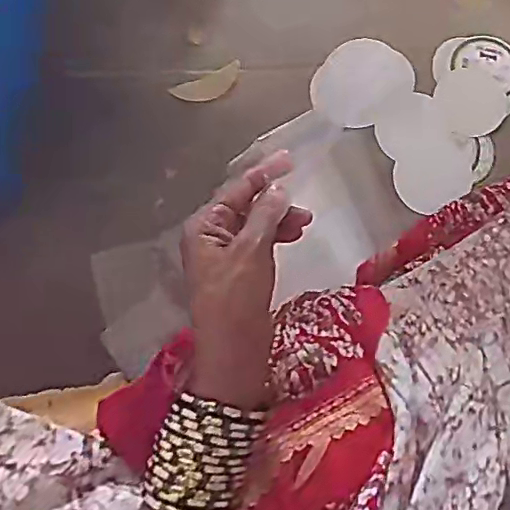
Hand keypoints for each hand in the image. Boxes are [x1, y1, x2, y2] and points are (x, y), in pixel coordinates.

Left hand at [180, 150, 312, 405]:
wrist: (234, 350)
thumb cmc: (236, 299)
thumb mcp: (252, 252)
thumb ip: (265, 216)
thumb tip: (278, 189)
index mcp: (205, 227)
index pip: (236, 190)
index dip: (263, 173)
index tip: (289, 158)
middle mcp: (211, 236)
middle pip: (246, 204)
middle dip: (275, 201)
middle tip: (303, 206)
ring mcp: (225, 253)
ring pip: (257, 222)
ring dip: (280, 218)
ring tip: (304, 225)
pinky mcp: (240, 269)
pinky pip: (261, 239)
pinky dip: (277, 234)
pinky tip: (293, 236)